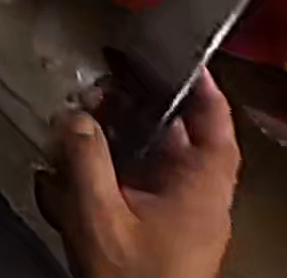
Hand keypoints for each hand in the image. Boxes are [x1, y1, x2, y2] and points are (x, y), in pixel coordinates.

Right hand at [39, 74, 239, 277]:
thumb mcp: (101, 217)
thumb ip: (85, 157)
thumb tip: (73, 114)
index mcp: (199, 194)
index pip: (217, 134)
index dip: (208, 94)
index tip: (187, 59)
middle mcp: (192, 199)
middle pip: (174, 136)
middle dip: (137, 105)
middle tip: (103, 81)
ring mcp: (171, 215)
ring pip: (148, 156)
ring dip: (114, 132)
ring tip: (78, 114)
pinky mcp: (149, 226)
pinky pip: (130, 178)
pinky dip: (104, 161)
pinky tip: (69, 159)